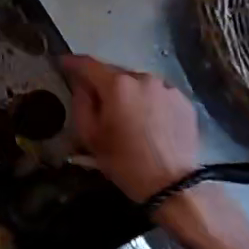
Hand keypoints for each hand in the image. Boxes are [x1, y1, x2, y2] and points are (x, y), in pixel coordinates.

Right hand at [59, 54, 201, 202]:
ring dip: (129, 94)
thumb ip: (81, 103)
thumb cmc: (125, 163)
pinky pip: (159, 94)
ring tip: (128, 116)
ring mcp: (167, 87)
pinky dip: (150, 103)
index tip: (64, 63)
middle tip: (99, 102)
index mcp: (117, 85)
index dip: (73, 63)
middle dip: (105, 84)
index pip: (89, 65)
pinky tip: (150, 123)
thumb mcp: (90, 137)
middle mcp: (143, 77)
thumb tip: (81, 85)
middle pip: (116, 74)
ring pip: (139, 84)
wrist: (172, 185)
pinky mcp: (184, 100)